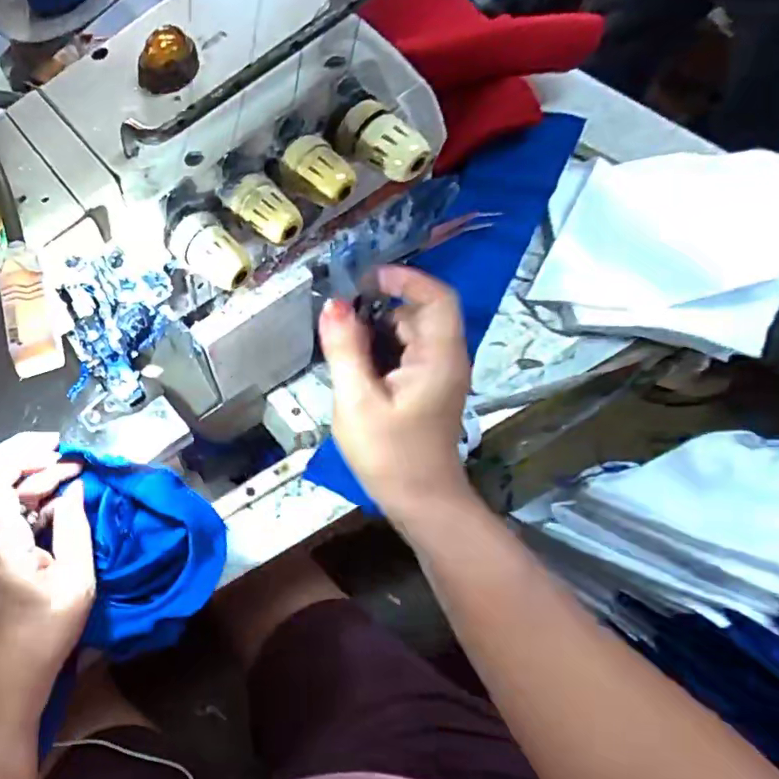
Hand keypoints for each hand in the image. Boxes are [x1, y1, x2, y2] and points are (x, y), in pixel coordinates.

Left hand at [0, 432, 96, 722]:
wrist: (4, 680)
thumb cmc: (41, 634)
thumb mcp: (74, 581)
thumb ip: (74, 529)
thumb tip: (73, 491)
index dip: (20, 449)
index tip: (57, 447)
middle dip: (34, 463)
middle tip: (75, 466)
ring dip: (33, 484)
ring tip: (72, 483)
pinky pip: (5, 518)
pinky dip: (29, 506)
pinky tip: (57, 511)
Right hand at [318, 266, 475, 521]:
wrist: (419, 500)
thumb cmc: (388, 453)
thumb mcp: (357, 400)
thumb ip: (345, 350)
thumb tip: (332, 306)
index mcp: (438, 356)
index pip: (435, 297)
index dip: (405, 279)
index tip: (366, 278)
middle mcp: (446, 359)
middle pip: (422, 314)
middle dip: (384, 305)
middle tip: (342, 312)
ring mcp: (438, 377)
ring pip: (413, 335)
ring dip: (380, 328)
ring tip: (342, 339)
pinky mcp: (427, 392)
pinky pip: (408, 355)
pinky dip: (383, 349)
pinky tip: (356, 364)